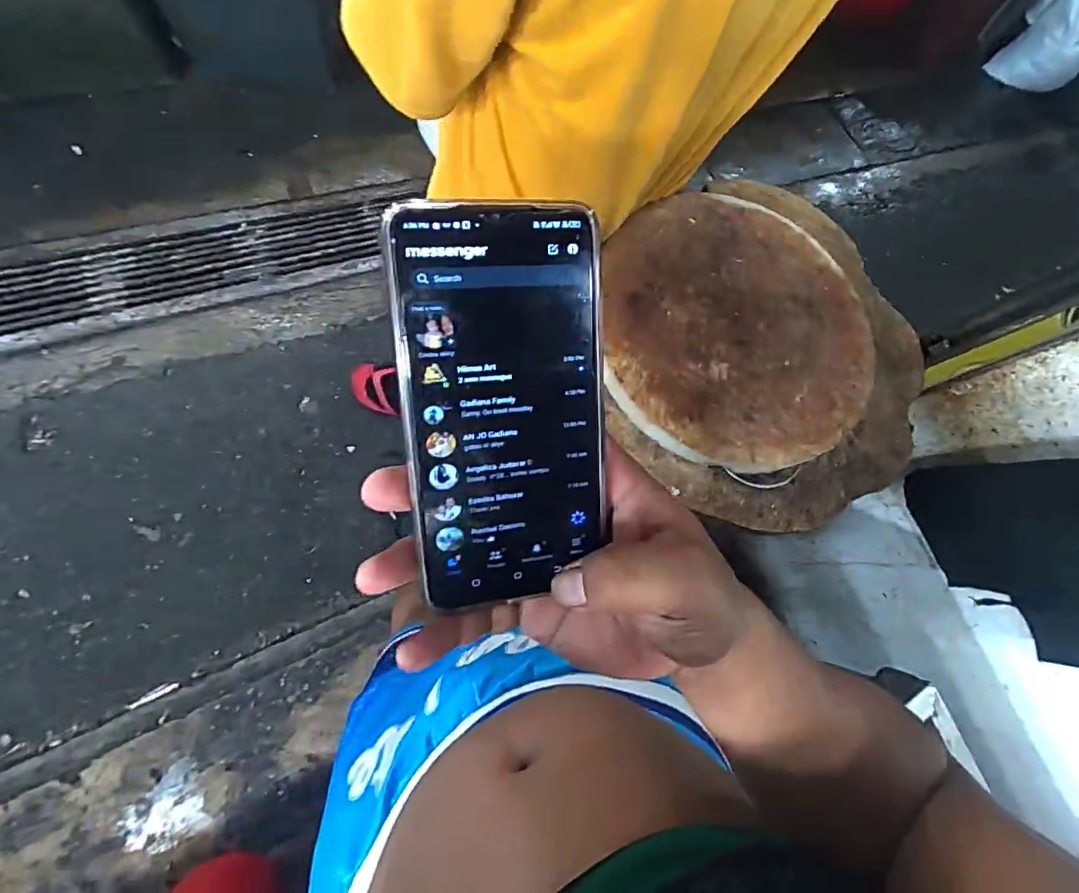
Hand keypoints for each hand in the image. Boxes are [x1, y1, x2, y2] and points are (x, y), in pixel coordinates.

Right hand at [356, 441, 758, 677]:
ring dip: (425, 566)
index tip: (445, 425)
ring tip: (376, 580)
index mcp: (606, 488)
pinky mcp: (536, 606)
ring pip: (476, 555)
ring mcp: (547, 561)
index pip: (555, 446)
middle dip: (439, 493)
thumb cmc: (701, 595)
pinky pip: (483, 611)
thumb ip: (628, 574)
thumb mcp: (679, 576)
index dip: (505, 431)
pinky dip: (448, 629)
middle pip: (498, 496)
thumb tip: (560, 582)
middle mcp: (567, 516)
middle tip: (381, 491)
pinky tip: (413, 652)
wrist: (699, 652)